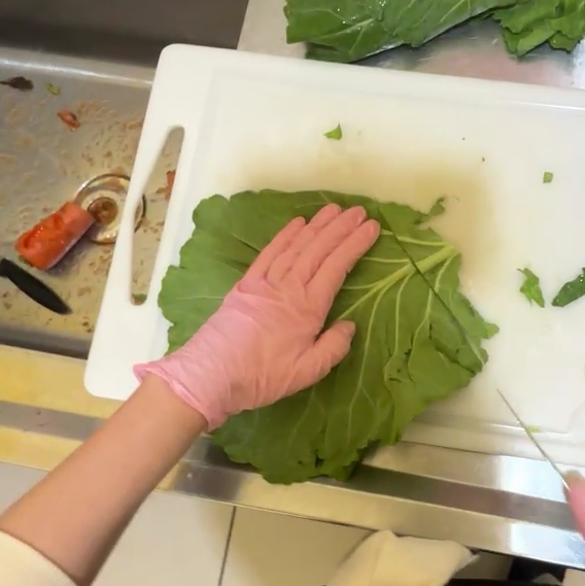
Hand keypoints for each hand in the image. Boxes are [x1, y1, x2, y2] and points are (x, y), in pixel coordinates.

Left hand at [136, 204, 379, 428]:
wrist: (212, 373)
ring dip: (317, 225)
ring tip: (334, 210)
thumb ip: (334, 347)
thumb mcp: (308, 371)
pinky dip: (285, 235)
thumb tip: (349, 325)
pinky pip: (270, 252)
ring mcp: (266, 281)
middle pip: (319, 249)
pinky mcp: (247, 284)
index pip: (338, 266)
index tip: (372, 228)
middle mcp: (289, 286)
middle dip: (341, 228)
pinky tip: (297, 224)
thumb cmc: (263, 375)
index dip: (355, 244)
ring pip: (297, 245)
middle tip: (359, 211)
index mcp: (309, 306)